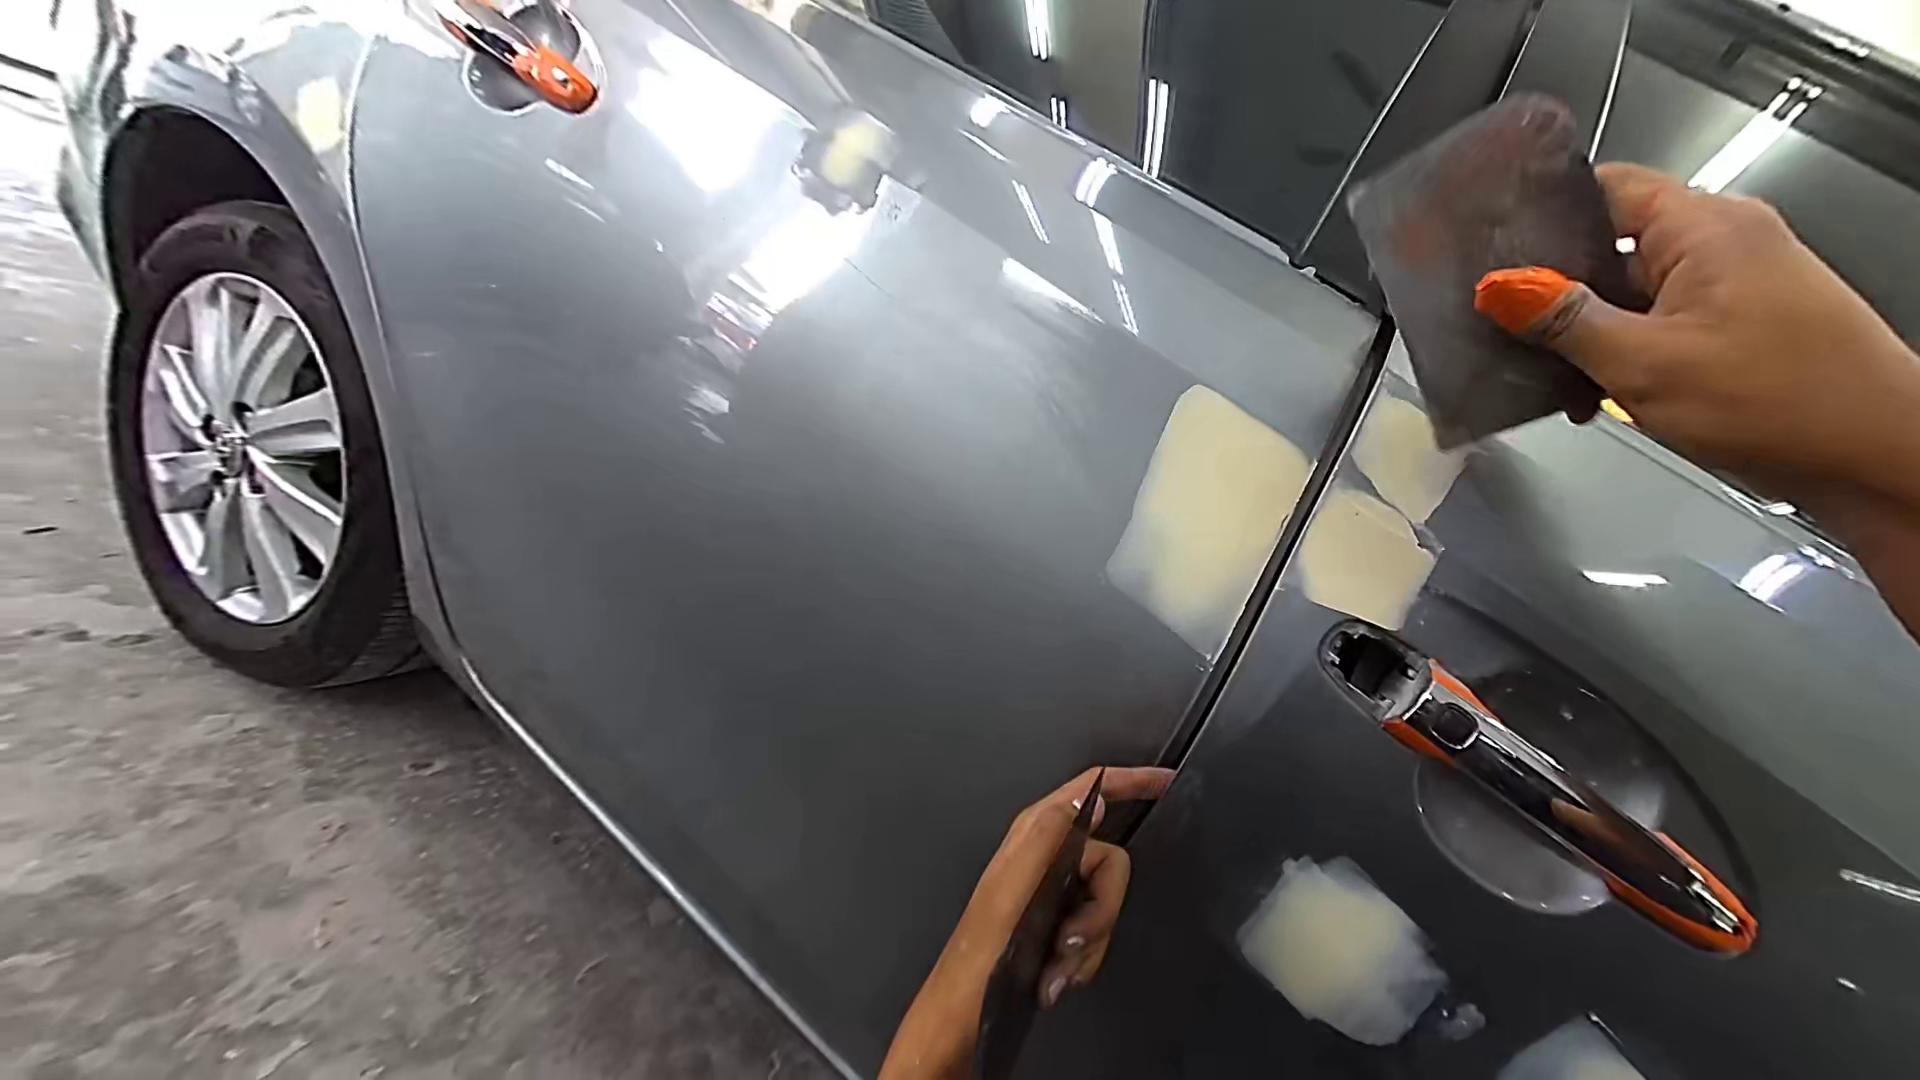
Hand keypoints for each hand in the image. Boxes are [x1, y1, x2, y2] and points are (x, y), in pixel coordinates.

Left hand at [878, 765, 1175, 1079]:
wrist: (968, 1006)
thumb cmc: (987, 942)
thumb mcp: (1018, 881)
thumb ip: (1054, 831)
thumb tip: (1096, 796)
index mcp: (1039, 829)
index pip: (1093, 788)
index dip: (1132, 780)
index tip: (1167, 781)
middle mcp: (1051, 851)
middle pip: (1111, 864)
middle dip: (1100, 912)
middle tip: (1069, 942)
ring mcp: (1056, 888)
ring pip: (1105, 906)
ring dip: (1087, 946)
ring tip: (1055, 966)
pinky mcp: (1058, 921)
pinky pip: (1094, 934)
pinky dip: (1080, 960)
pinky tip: (1054, 976)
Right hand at [1475, 162, 1919, 506]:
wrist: (1865, 455)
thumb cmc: (1771, 400)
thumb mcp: (1640, 360)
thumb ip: (1561, 320)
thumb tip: (1497, 286)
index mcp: (1706, 231)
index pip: (1609, 188)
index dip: (1545, 210)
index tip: (1486, 245)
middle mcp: (1713, 247)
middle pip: (1602, 245)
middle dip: (1544, 288)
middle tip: (1491, 322)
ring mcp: (1714, 287)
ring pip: (1611, 294)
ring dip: (1567, 333)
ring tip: (1531, 369)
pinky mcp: (1711, 325)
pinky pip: (1633, 326)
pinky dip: (1598, 354)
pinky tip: (1577, 391)